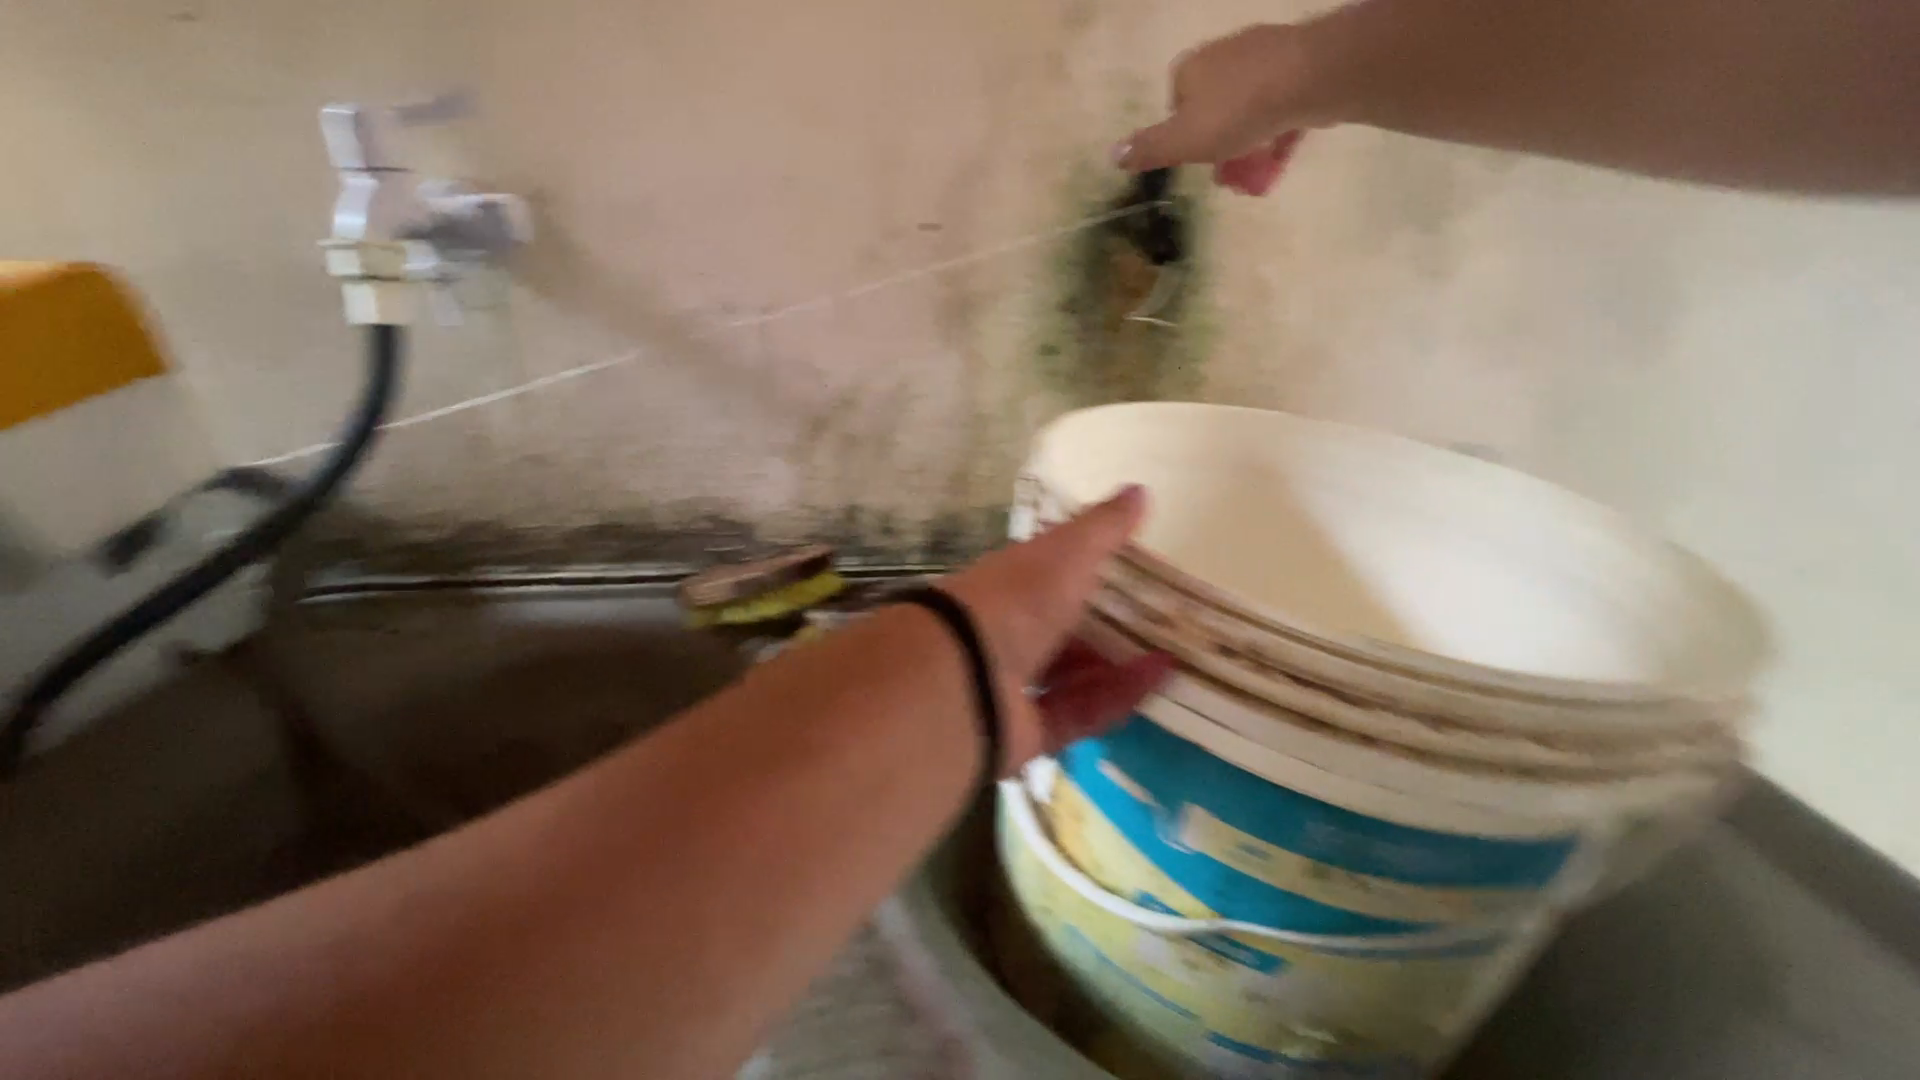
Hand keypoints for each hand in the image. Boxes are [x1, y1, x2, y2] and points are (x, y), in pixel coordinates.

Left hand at [938, 486, 1173, 775]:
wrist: (962, 678)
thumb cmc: (1016, 600)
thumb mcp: (1065, 553)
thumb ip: (1103, 528)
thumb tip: (1140, 489)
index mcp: (1011, 586)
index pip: (1053, 575)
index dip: (1092, 572)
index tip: (1138, 572)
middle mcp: (1010, 633)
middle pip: (1066, 631)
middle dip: (1112, 627)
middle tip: (1166, 622)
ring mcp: (1016, 684)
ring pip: (1076, 675)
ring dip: (1122, 665)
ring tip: (1173, 653)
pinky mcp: (1028, 730)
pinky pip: (1080, 712)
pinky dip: (1118, 697)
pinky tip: (1158, 679)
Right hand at [1114, 24, 1323, 195]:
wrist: (1308, 79)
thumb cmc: (1237, 112)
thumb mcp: (1183, 141)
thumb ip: (1149, 149)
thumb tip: (1112, 155)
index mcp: (1191, 68)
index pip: (1176, 103)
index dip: (1183, 134)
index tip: (1196, 157)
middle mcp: (1223, 54)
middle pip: (1212, 107)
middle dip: (1218, 143)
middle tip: (1228, 172)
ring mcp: (1262, 56)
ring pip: (1247, 107)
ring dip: (1248, 141)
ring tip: (1256, 172)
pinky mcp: (1297, 65)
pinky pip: (1278, 104)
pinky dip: (1276, 129)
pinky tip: (1281, 151)